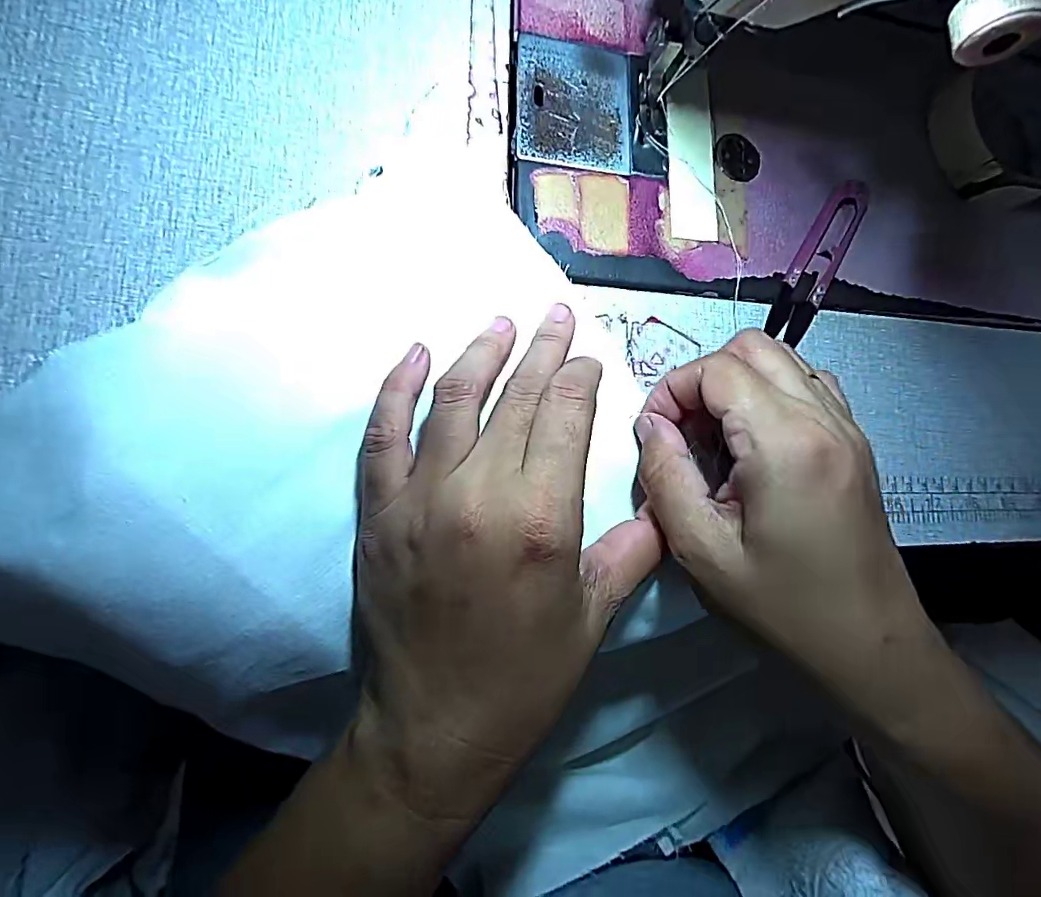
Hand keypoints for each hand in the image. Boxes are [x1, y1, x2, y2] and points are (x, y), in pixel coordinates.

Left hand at [351, 306, 662, 821]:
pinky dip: (396, 388)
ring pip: (453, 400)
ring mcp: (420, 497)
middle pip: (517, 399)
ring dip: (480, 353)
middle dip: (542, 350)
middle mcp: (479, 494)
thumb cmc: (523, 678)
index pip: (566, 419)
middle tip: (555, 315)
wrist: (433, 726)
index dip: (580, 379)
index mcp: (542, 520)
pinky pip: (382, 434)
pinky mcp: (378, 510)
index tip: (588, 358)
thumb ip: (630, 552)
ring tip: (501, 322)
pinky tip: (415, 354)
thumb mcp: (592, 619)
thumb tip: (662, 504)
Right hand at [631, 328, 934, 704]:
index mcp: (786, 442)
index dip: (672, 389)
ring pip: (780, 357)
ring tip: (714, 437)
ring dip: (734, 382)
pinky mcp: (855, 441)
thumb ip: (665, 476)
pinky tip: (751, 440)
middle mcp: (824, 418)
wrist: (872, 647)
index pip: (717, 368)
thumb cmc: (783, 605)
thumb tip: (652, 426)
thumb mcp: (701, 550)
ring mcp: (847, 426)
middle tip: (682, 431)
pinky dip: (766, 392)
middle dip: (701, 378)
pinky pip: (805, 383)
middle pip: (750, 347)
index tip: (656, 433)